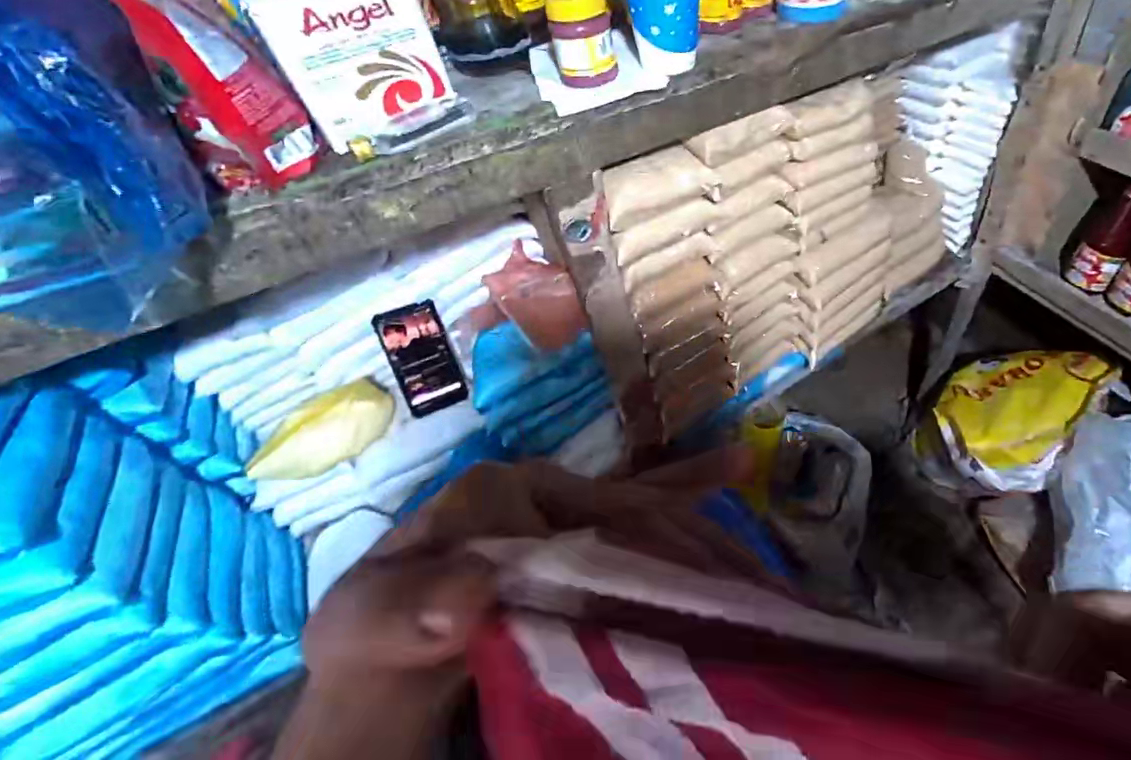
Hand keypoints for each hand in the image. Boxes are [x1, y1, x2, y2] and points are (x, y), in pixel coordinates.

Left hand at [304, 447, 764, 681]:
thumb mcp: (366, 633)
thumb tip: (478, 589)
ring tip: (765, 566)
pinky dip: (694, 493)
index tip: (698, 604)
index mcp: (500, 492)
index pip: (581, 523)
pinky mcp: (582, 531)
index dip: (643, 559)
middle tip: (762, 587)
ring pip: (651, 508)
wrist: (374, 667)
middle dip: (697, 545)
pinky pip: (647, 504)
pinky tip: (737, 463)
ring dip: (709, 533)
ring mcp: (566, 507)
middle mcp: (543, 487)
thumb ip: (413, 609)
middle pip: (632, 511)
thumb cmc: (369, 644)